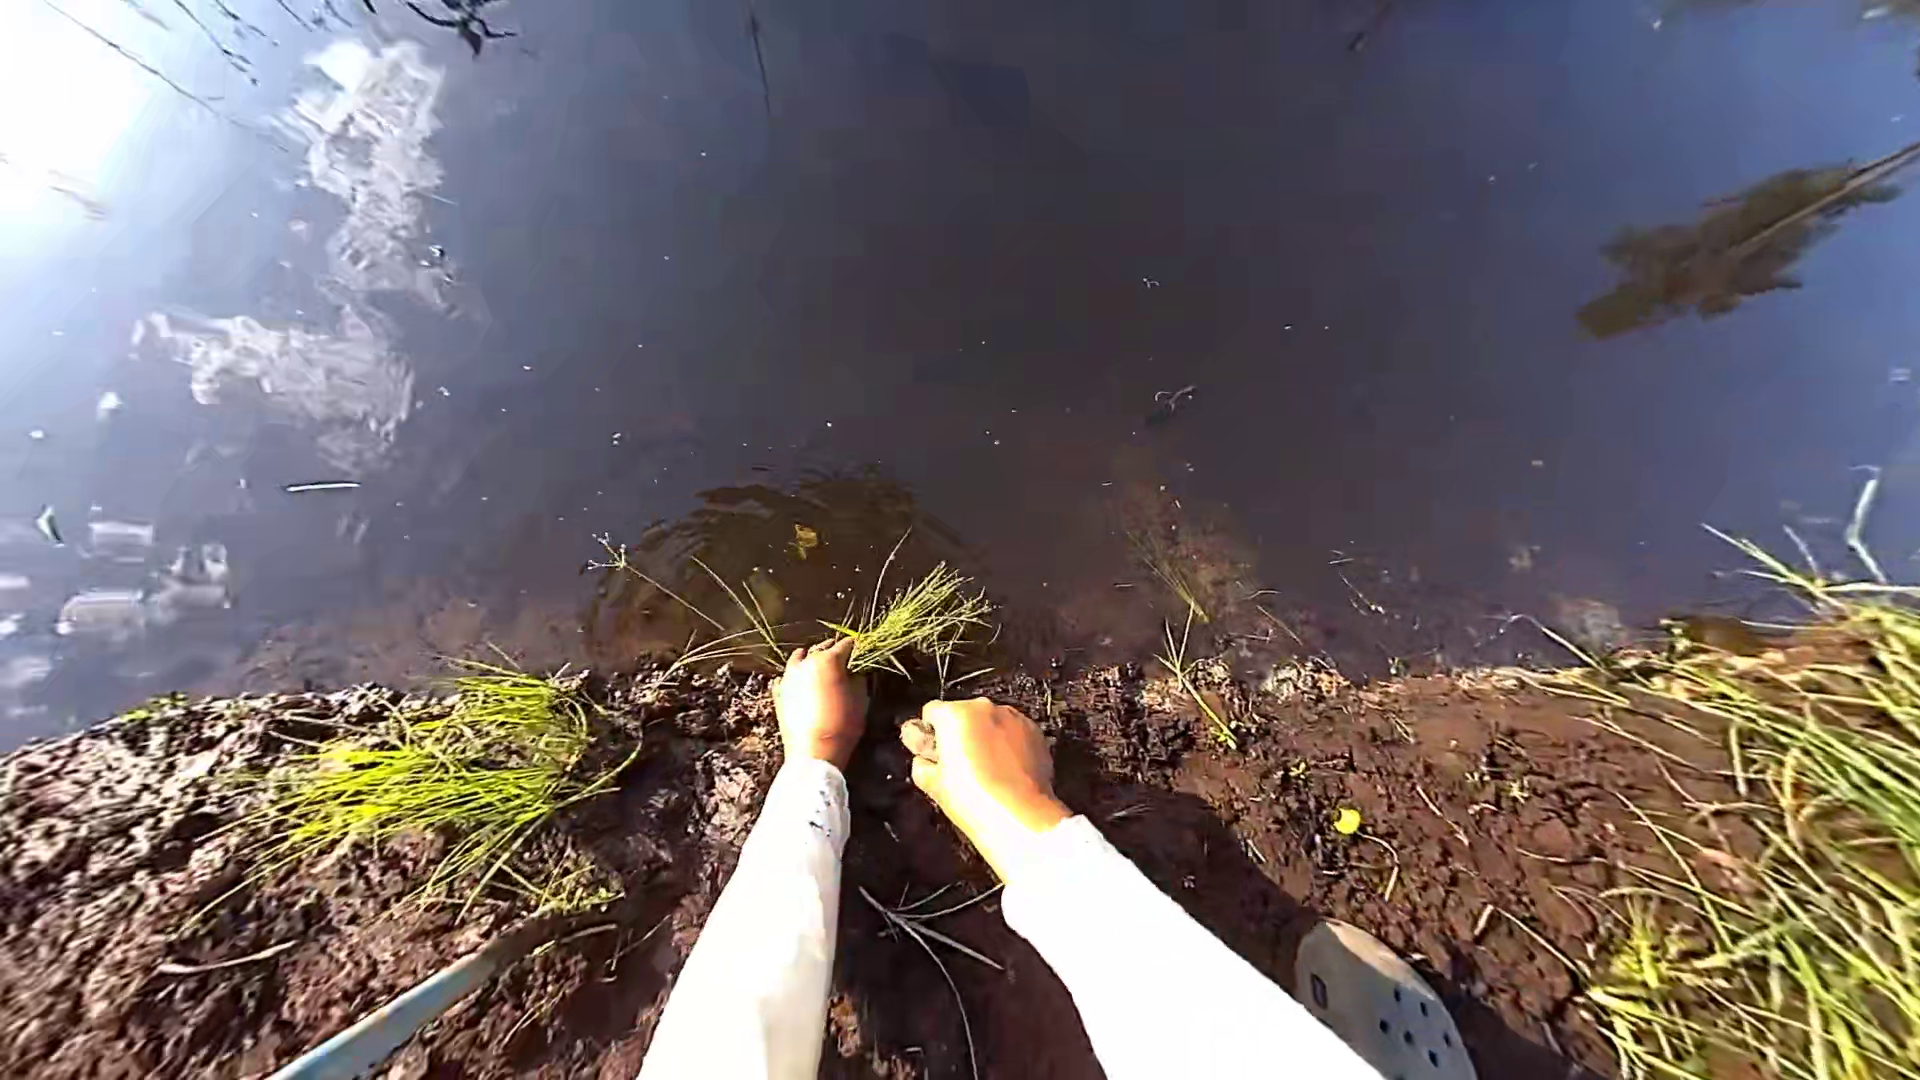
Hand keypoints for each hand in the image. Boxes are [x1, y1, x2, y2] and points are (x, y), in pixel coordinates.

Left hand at [772, 638, 867, 770]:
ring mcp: (789, 677)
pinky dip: (794, 676)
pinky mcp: (779, 693)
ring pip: (799, 657)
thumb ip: (858, 678)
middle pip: (821, 647)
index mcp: (828, 660)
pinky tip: (800, 682)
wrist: (814, 753)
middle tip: (844, 658)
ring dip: (811, 658)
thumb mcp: (861, 698)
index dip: (856, 646)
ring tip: (819, 666)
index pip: (845, 644)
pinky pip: (785, 676)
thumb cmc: (843, 724)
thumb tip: (855, 670)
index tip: (862, 649)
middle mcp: (806, 663)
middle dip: (833, 650)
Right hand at [900, 698, 1070, 881]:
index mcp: (955, 714)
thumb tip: (923, 756)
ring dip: (985, 737)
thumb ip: (920, 760)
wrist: (1019, 818)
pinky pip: (1013, 732)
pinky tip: (1006, 772)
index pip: (931, 712)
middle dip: (959, 734)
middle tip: (959, 767)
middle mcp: (985, 708)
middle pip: (962, 714)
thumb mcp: (933, 784)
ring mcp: (1013, 718)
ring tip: (986, 772)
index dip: (929, 733)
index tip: (933, 753)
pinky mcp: (1035, 732)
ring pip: (990, 722)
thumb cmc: (973, 800)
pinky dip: (1008, 745)